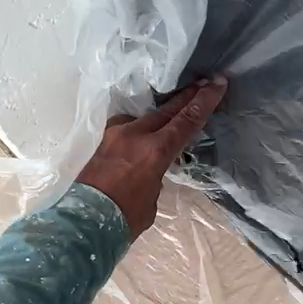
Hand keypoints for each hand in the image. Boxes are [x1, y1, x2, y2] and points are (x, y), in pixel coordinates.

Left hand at [75, 75, 227, 237]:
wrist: (84, 222)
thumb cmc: (124, 218)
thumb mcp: (153, 197)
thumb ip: (157, 175)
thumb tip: (151, 169)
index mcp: (155, 151)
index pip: (186, 121)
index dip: (205, 101)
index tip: (218, 83)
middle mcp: (135, 135)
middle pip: (168, 110)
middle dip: (187, 96)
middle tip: (204, 82)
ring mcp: (115, 134)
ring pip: (145, 116)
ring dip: (163, 111)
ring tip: (177, 104)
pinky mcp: (102, 140)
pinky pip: (126, 127)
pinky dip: (139, 126)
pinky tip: (143, 132)